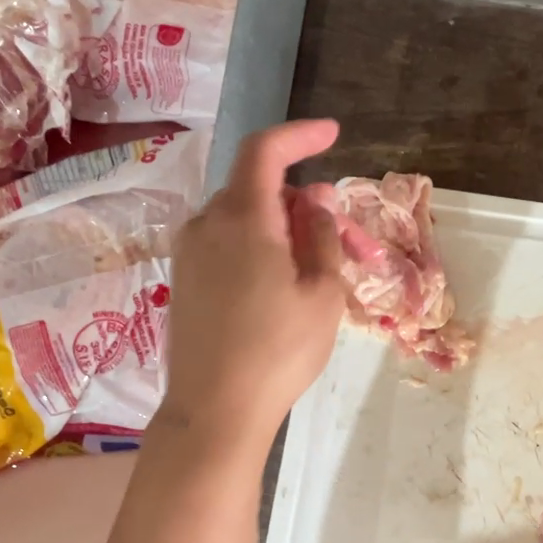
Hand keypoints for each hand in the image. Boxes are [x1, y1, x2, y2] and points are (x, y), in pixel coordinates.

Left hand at [160, 120, 348, 447]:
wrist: (217, 407)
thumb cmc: (281, 350)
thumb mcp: (323, 294)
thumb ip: (321, 237)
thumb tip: (316, 200)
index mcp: (243, 219)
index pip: (265, 151)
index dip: (300, 136)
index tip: (333, 135)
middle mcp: (208, 224)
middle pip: (262, 192)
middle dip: (310, 209)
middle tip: (355, 248)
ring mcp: (191, 253)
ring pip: (247, 221)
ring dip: (290, 234)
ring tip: (327, 276)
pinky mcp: (187, 280)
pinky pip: (231, 246)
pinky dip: (265, 251)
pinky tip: (289, 290)